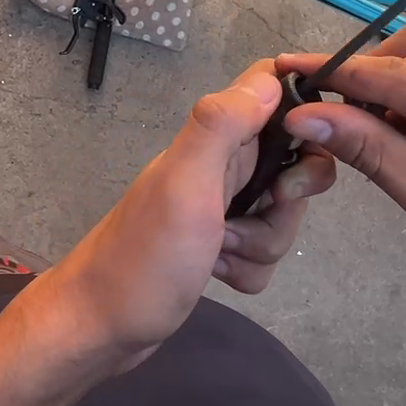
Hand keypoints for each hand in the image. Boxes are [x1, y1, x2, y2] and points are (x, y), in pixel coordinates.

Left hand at [40, 60, 336, 365]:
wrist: (100, 328)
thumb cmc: (144, 256)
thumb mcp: (185, 184)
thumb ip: (221, 126)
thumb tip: (271, 76)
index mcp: (212, 137)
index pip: (269, 89)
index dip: (302, 110)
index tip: (305, 151)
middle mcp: (217, 162)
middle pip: (291, 161)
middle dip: (286, 202)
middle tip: (255, 215)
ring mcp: (218, 205)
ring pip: (280, 213)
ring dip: (260, 242)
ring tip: (218, 253)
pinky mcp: (217, 245)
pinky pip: (261, 251)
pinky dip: (246, 268)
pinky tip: (216, 275)